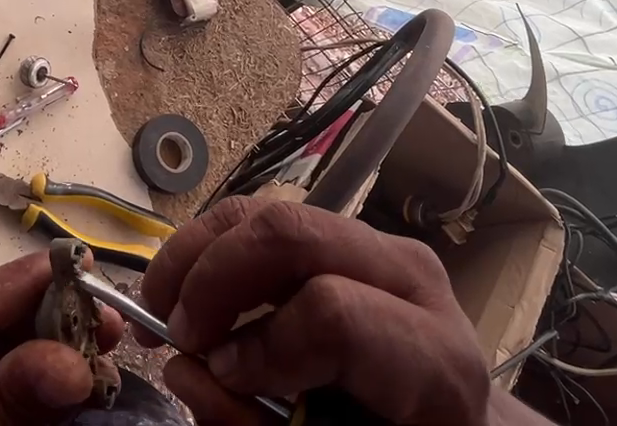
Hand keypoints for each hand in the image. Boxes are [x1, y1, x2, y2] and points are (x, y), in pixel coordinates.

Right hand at [138, 198, 491, 425]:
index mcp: (433, 356)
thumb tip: (183, 370)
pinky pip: (259, 219)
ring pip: (262, 212)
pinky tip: (183, 287)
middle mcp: (407, 276)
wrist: (457, 423)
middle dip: (211, 275)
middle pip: (289, 234)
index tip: (220, 375)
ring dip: (194, 252)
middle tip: (171, 331)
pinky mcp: (339, 232)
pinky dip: (208, 247)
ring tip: (159, 305)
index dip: (262, 344)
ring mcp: (372, 242)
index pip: (334, 313)